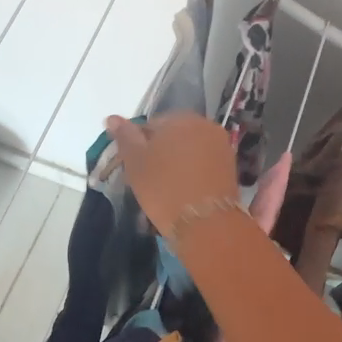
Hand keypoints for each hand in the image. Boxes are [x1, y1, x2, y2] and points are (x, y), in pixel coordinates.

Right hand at [105, 113, 239, 236]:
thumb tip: (112, 118)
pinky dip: (192, 171)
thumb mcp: (135, 162)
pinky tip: (183, 189)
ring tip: (164, 185)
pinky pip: (203, 162)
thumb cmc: (164, 188)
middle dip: (160, 150)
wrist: (205, 224)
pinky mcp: (230, 167)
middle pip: (174, 134)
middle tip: (147, 176)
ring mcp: (221, 146)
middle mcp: (205, 125)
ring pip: (190, 149)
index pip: (152, 124)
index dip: (139, 144)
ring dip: (177, 161)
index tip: (133, 165)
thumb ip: (125, 137)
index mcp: (181, 118)